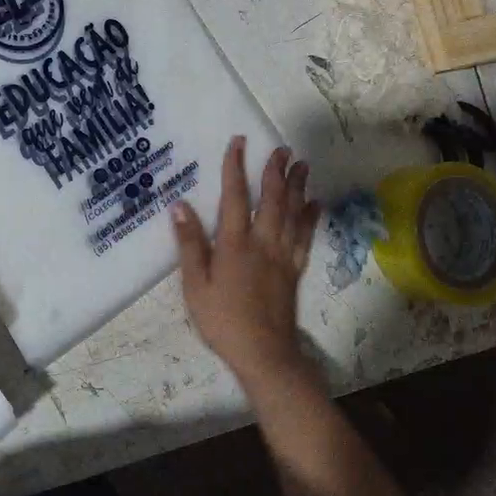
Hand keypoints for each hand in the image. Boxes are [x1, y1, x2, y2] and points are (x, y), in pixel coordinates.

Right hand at [174, 138, 320, 389]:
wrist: (264, 353)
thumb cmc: (222, 320)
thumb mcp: (195, 284)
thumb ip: (189, 244)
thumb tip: (180, 205)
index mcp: (234, 244)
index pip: (234, 197)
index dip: (235, 167)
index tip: (239, 142)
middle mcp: (262, 243)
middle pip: (272, 200)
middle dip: (275, 171)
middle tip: (282, 148)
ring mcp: (283, 256)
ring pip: (293, 214)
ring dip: (297, 187)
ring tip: (302, 165)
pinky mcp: (294, 271)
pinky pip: (305, 238)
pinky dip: (311, 218)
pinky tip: (315, 204)